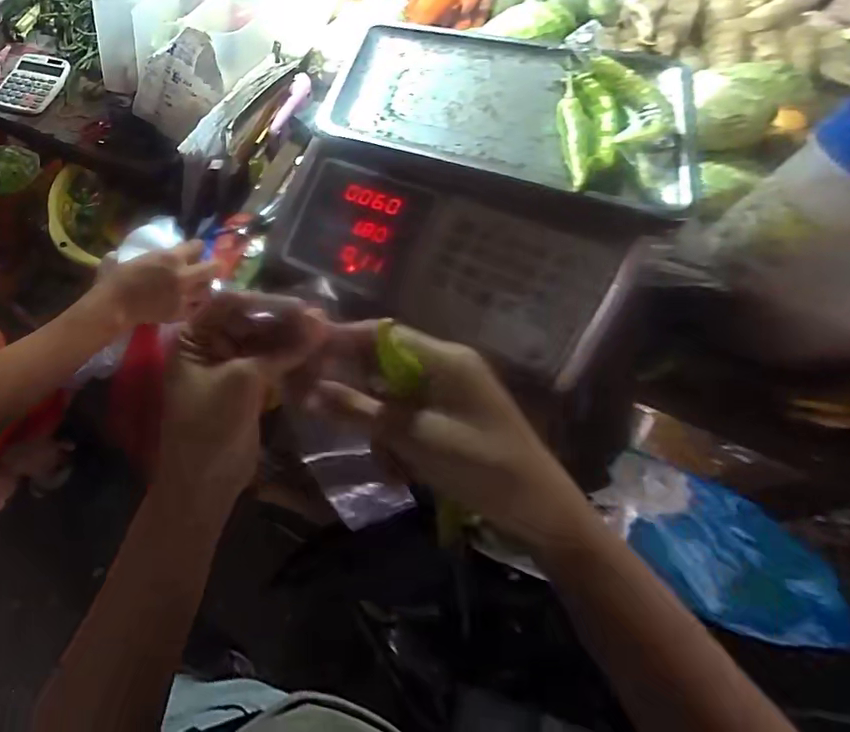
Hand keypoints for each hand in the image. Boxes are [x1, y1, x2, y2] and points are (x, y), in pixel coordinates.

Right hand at [95, 240, 218, 327]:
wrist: (115, 305)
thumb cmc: (117, 278)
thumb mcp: (131, 258)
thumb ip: (138, 254)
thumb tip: (120, 254)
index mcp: (171, 256)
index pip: (198, 246)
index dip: (197, 247)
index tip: (194, 250)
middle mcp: (183, 275)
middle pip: (213, 268)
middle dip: (212, 266)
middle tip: (206, 269)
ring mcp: (183, 296)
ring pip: (207, 290)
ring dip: (204, 287)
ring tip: (197, 288)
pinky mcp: (179, 313)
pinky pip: (196, 309)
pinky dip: (195, 306)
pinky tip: (189, 304)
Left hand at [156, 292, 325, 505]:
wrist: (205, 481)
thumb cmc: (210, 423)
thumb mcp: (243, 380)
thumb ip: (281, 350)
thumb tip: (319, 321)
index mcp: (192, 336)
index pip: (228, 305)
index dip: (264, 302)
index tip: (300, 307)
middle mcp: (209, 344)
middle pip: (249, 321)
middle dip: (283, 320)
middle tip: (320, 319)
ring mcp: (229, 364)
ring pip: (264, 341)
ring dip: (292, 338)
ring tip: (325, 333)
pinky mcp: (248, 384)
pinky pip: (272, 362)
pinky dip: (292, 358)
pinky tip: (317, 352)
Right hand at [308, 323, 595, 554]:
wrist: (547, 516)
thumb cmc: (482, 467)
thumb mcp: (413, 438)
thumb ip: (359, 410)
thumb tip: (308, 391)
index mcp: (443, 358)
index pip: (379, 333)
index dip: (338, 339)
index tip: (302, 355)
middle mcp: (445, 365)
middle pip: (382, 361)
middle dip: (354, 388)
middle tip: (320, 406)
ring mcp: (451, 391)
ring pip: (391, 392)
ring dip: (377, 422)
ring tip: (384, 461)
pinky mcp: (452, 415)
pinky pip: (409, 413)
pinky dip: (396, 436)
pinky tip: (399, 469)